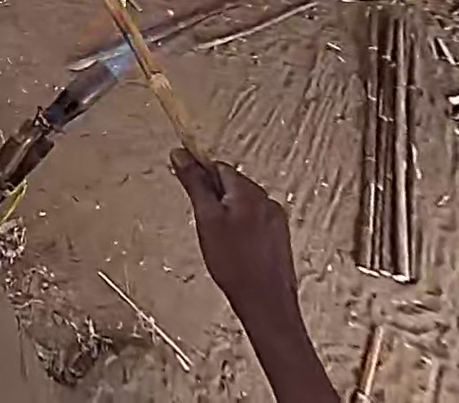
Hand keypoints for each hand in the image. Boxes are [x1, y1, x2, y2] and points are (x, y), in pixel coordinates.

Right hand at [171, 148, 299, 313]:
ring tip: (215, 233)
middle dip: (212, 193)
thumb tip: (180, 154)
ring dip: (224, 209)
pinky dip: (238, 223)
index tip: (187, 186)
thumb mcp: (206, 216)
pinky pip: (252, 217)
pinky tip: (231, 243)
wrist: (266, 305)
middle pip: (230, 182)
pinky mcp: (278, 238)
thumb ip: (194, 182)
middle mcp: (267, 202)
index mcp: (249, 192)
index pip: (218, 166)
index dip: (199, 174)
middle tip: (201, 216)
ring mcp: (275, 220)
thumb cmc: (234, 262)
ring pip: (240, 201)